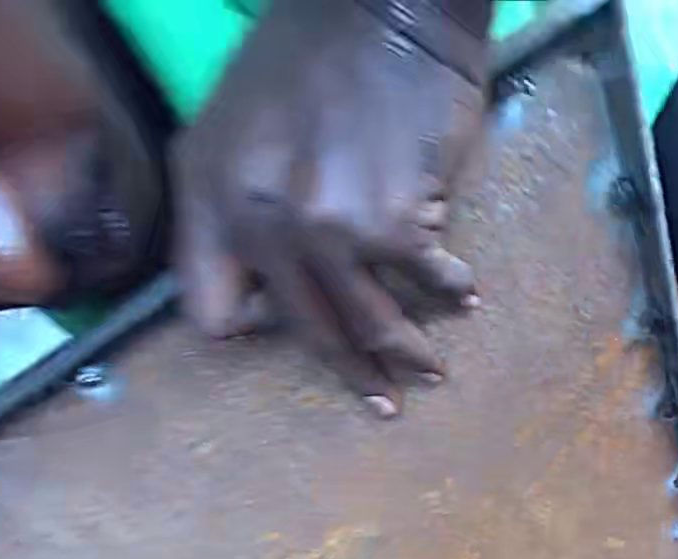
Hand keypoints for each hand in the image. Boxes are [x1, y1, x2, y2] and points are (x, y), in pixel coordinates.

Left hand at [171, 0, 490, 417]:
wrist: (384, 5)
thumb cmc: (309, 60)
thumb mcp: (234, 127)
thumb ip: (235, 210)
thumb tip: (275, 291)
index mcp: (213, 200)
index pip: (211, 313)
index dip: (251, 330)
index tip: (288, 328)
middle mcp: (264, 225)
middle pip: (309, 336)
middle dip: (355, 376)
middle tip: (383, 400)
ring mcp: (331, 230)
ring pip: (373, 327)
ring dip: (410, 356)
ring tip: (432, 371)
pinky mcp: (396, 225)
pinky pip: (428, 282)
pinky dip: (452, 292)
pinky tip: (465, 293)